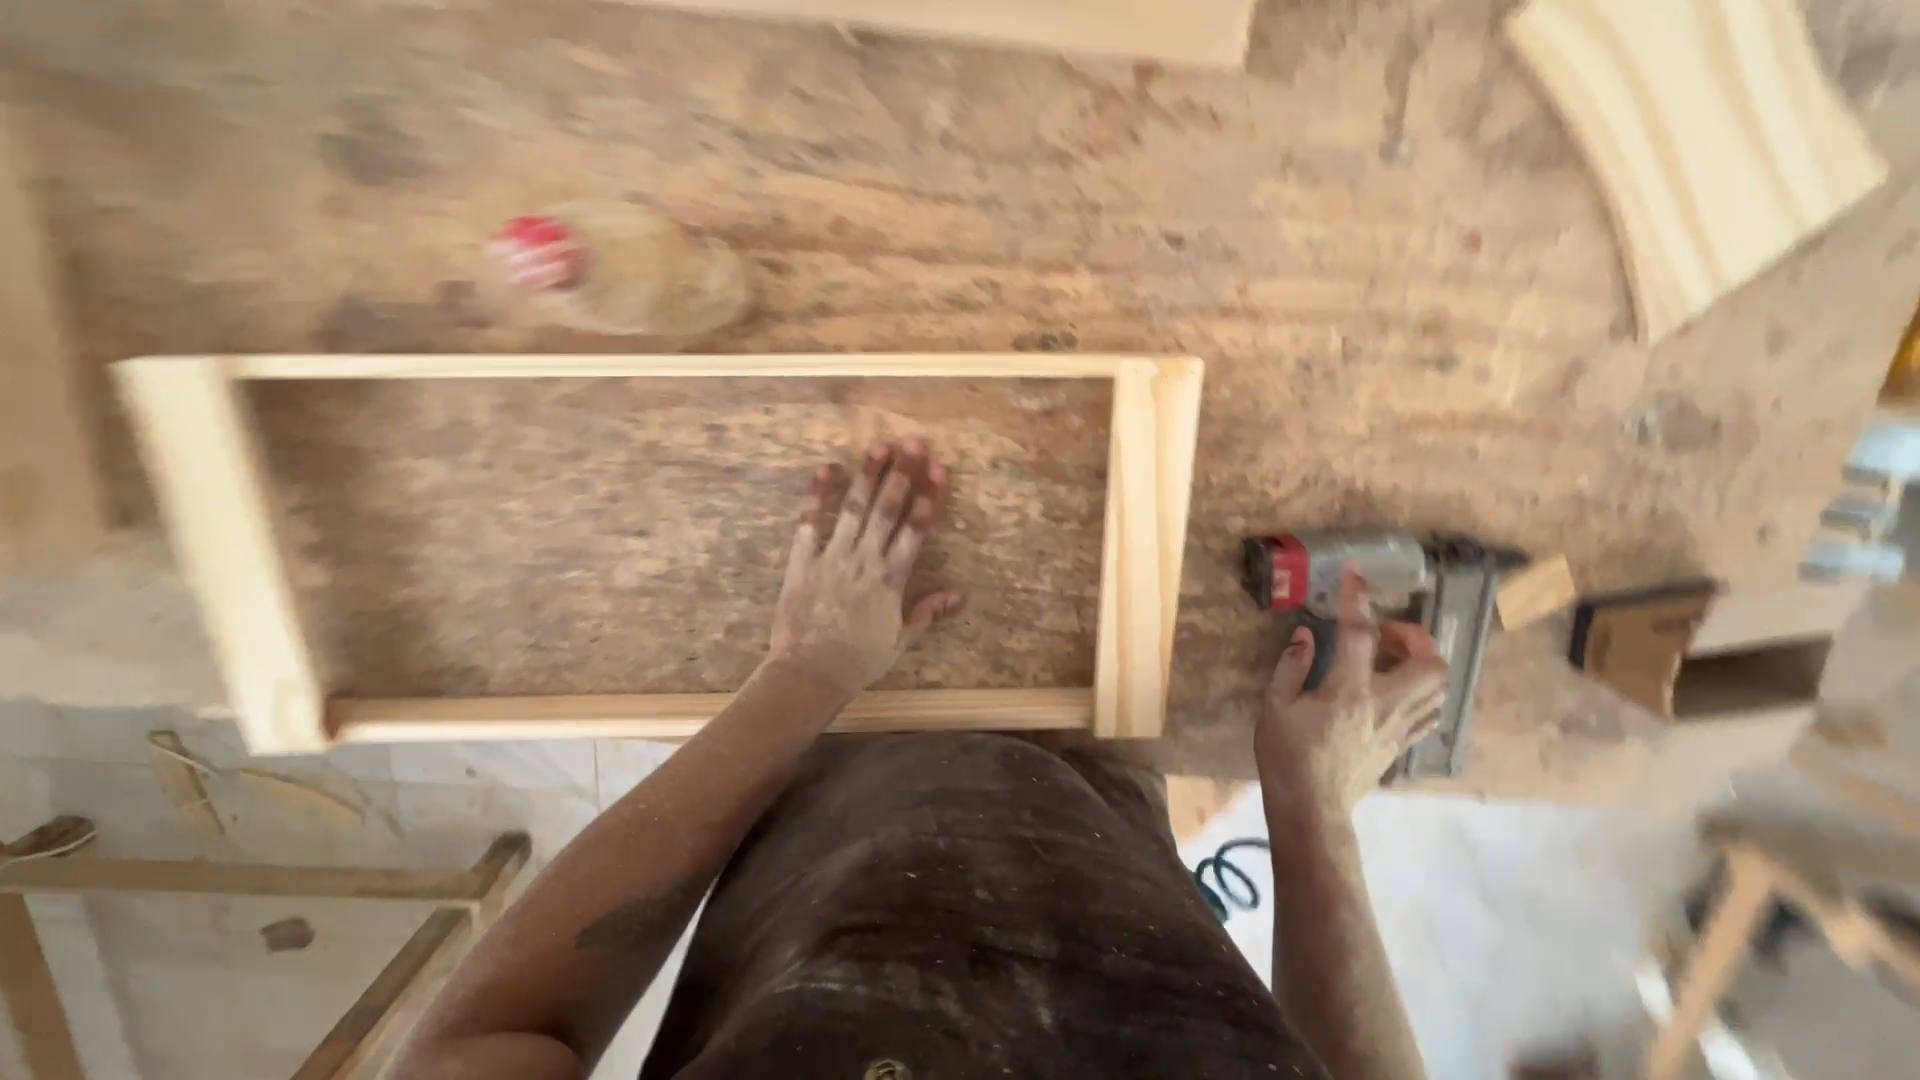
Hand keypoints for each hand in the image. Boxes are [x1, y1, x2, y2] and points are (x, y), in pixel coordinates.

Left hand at [767, 437, 962, 699]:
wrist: (810, 671)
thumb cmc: (859, 660)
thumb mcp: (900, 640)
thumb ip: (926, 613)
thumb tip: (957, 595)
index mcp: (891, 578)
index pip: (915, 529)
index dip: (928, 497)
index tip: (938, 469)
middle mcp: (865, 559)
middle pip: (887, 509)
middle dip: (902, 473)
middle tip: (913, 441)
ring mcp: (833, 556)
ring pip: (854, 508)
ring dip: (868, 475)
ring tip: (880, 445)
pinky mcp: (803, 560)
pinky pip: (810, 522)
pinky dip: (817, 495)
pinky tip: (827, 468)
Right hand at [1256, 565, 1449, 812]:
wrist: (1312, 807)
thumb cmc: (1287, 755)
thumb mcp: (1274, 706)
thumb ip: (1291, 666)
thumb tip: (1304, 635)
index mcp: (1349, 691)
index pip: (1359, 634)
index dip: (1358, 599)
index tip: (1356, 574)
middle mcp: (1385, 704)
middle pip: (1429, 662)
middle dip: (1414, 637)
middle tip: (1385, 634)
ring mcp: (1399, 727)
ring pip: (1439, 687)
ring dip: (1422, 663)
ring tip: (1393, 658)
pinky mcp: (1402, 745)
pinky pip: (1430, 712)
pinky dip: (1423, 693)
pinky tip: (1398, 690)